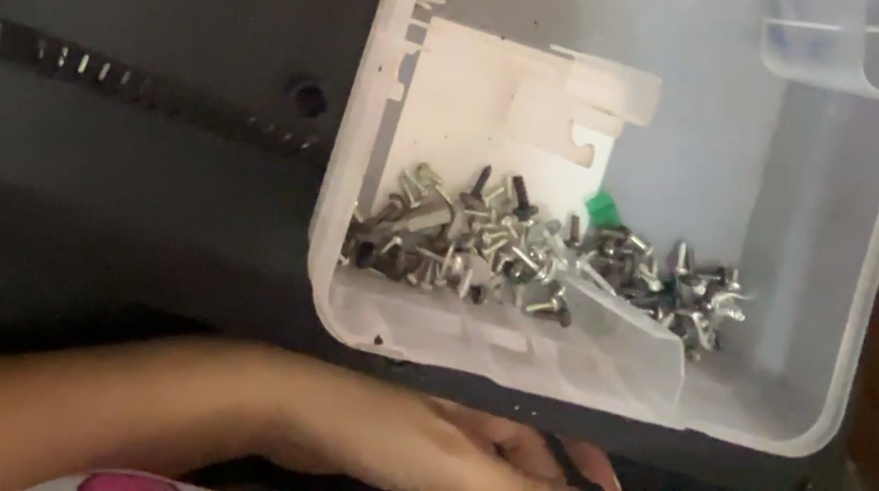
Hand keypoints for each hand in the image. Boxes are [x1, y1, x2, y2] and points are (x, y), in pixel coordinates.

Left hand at [245, 347, 618, 490]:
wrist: (291, 410)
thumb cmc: (378, 428)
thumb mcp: (457, 468)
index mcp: (486, 397)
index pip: (555, 431)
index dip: (588, 466)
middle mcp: (468, 405)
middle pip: (527, 455)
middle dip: (549, 488)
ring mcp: (434, 425)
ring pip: (492, 469)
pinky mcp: (405, 448)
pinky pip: (458, 478)